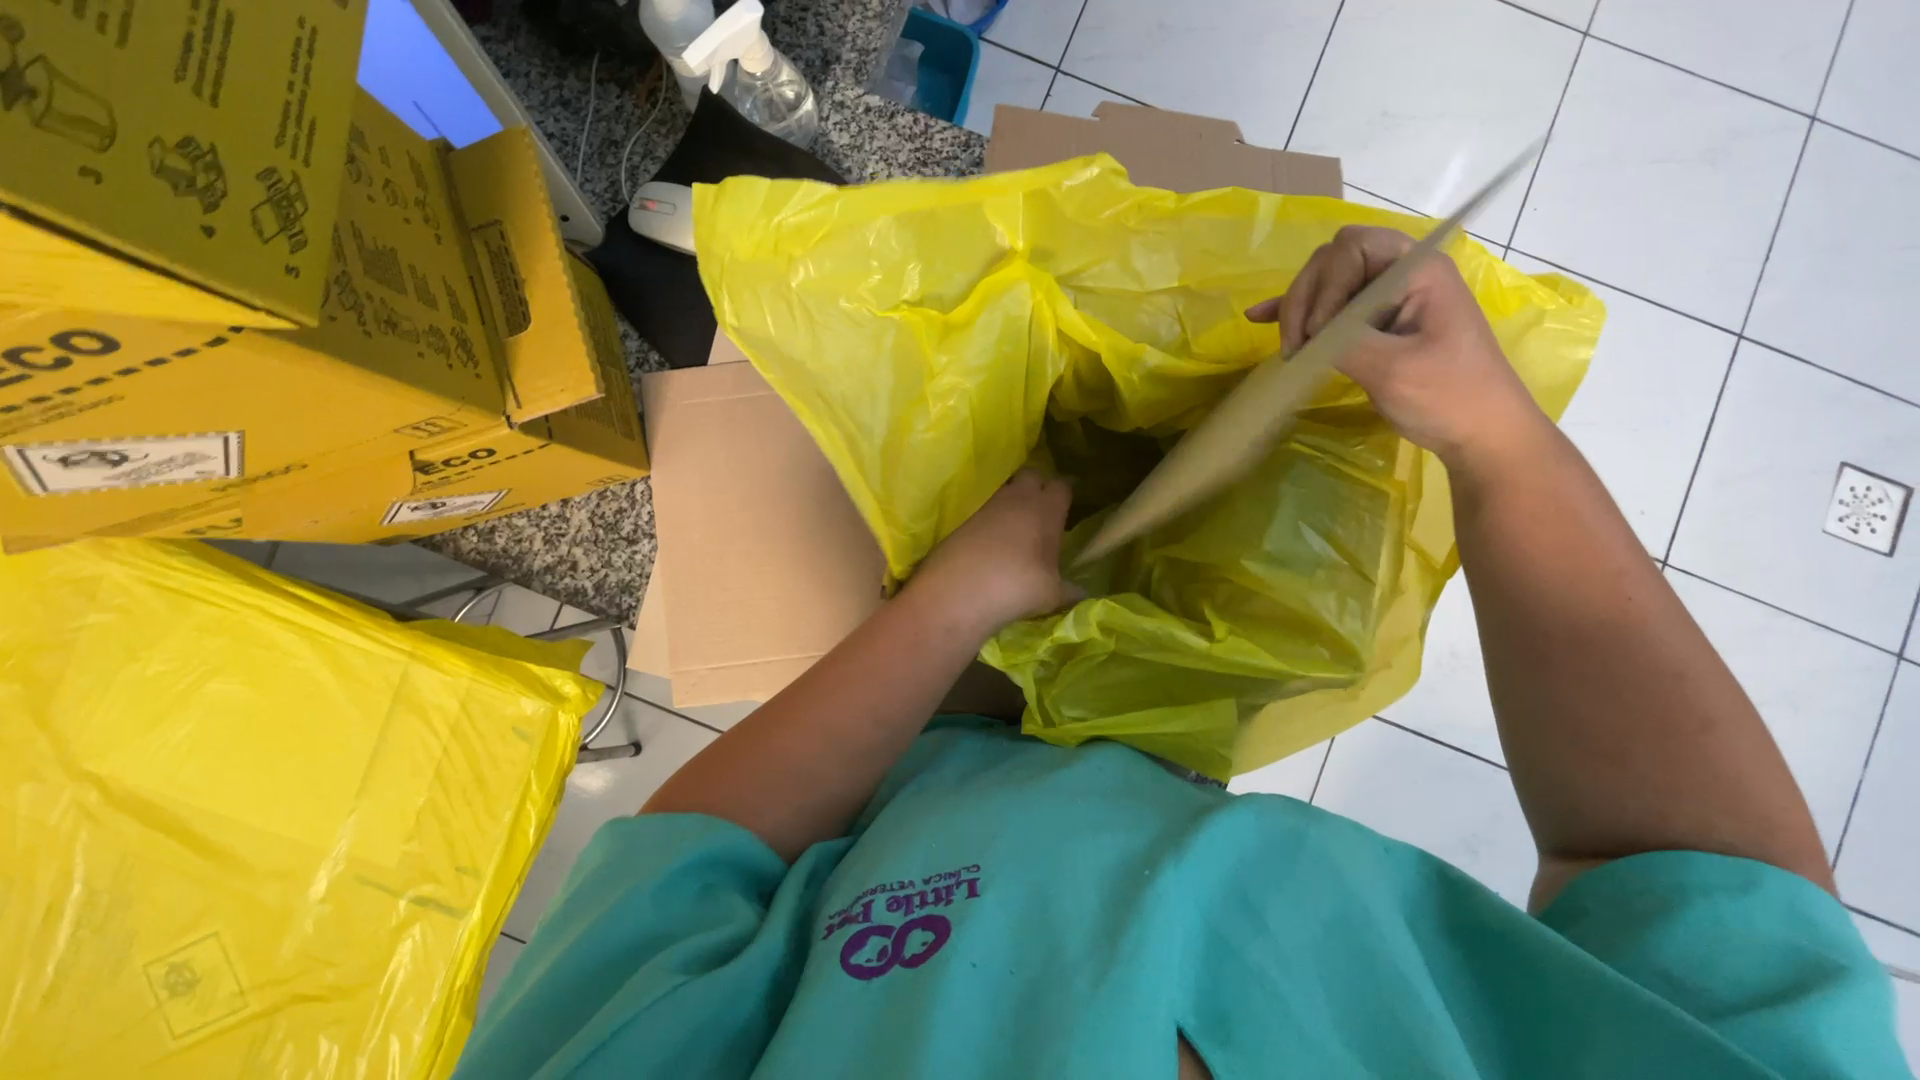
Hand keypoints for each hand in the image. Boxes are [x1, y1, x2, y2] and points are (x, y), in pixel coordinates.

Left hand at [904, 469, 1083, 639]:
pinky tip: (995, 543)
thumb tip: (1082, 592)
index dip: (1067, 493)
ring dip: (1014, 503)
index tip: (1070, 506)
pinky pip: (985, 510)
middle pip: (1032, 475)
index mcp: (1045, 509)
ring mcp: (986, 506)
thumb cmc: (1015, 586)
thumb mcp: (1050, 594)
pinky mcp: (964, 519)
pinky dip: (993, 520)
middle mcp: (1016, 499)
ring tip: (1020, 530)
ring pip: (1006, 491)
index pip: (1063, 485)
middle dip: (1039, 486)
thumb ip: (1069, 590)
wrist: (956, 592)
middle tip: (1045, 512)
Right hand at [1246, 225, 1546, 468]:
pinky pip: (1329, 306)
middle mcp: (1402, 273)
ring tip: (1288, 349)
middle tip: (1295, 346)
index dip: (1326, 286)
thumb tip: (1304, 334)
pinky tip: (1261, 316)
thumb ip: (1344, 341)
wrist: (1481, 434)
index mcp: (1418, 270)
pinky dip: (1298, 313)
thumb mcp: (1392, 369)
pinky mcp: (1374, 322)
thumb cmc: (1448, 398)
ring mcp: (1387, 298)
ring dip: (1299, 310)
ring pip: (1326, 283)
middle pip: (1334, 260)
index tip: (1317, 334)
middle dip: (1306, 298)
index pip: (1352, 248)